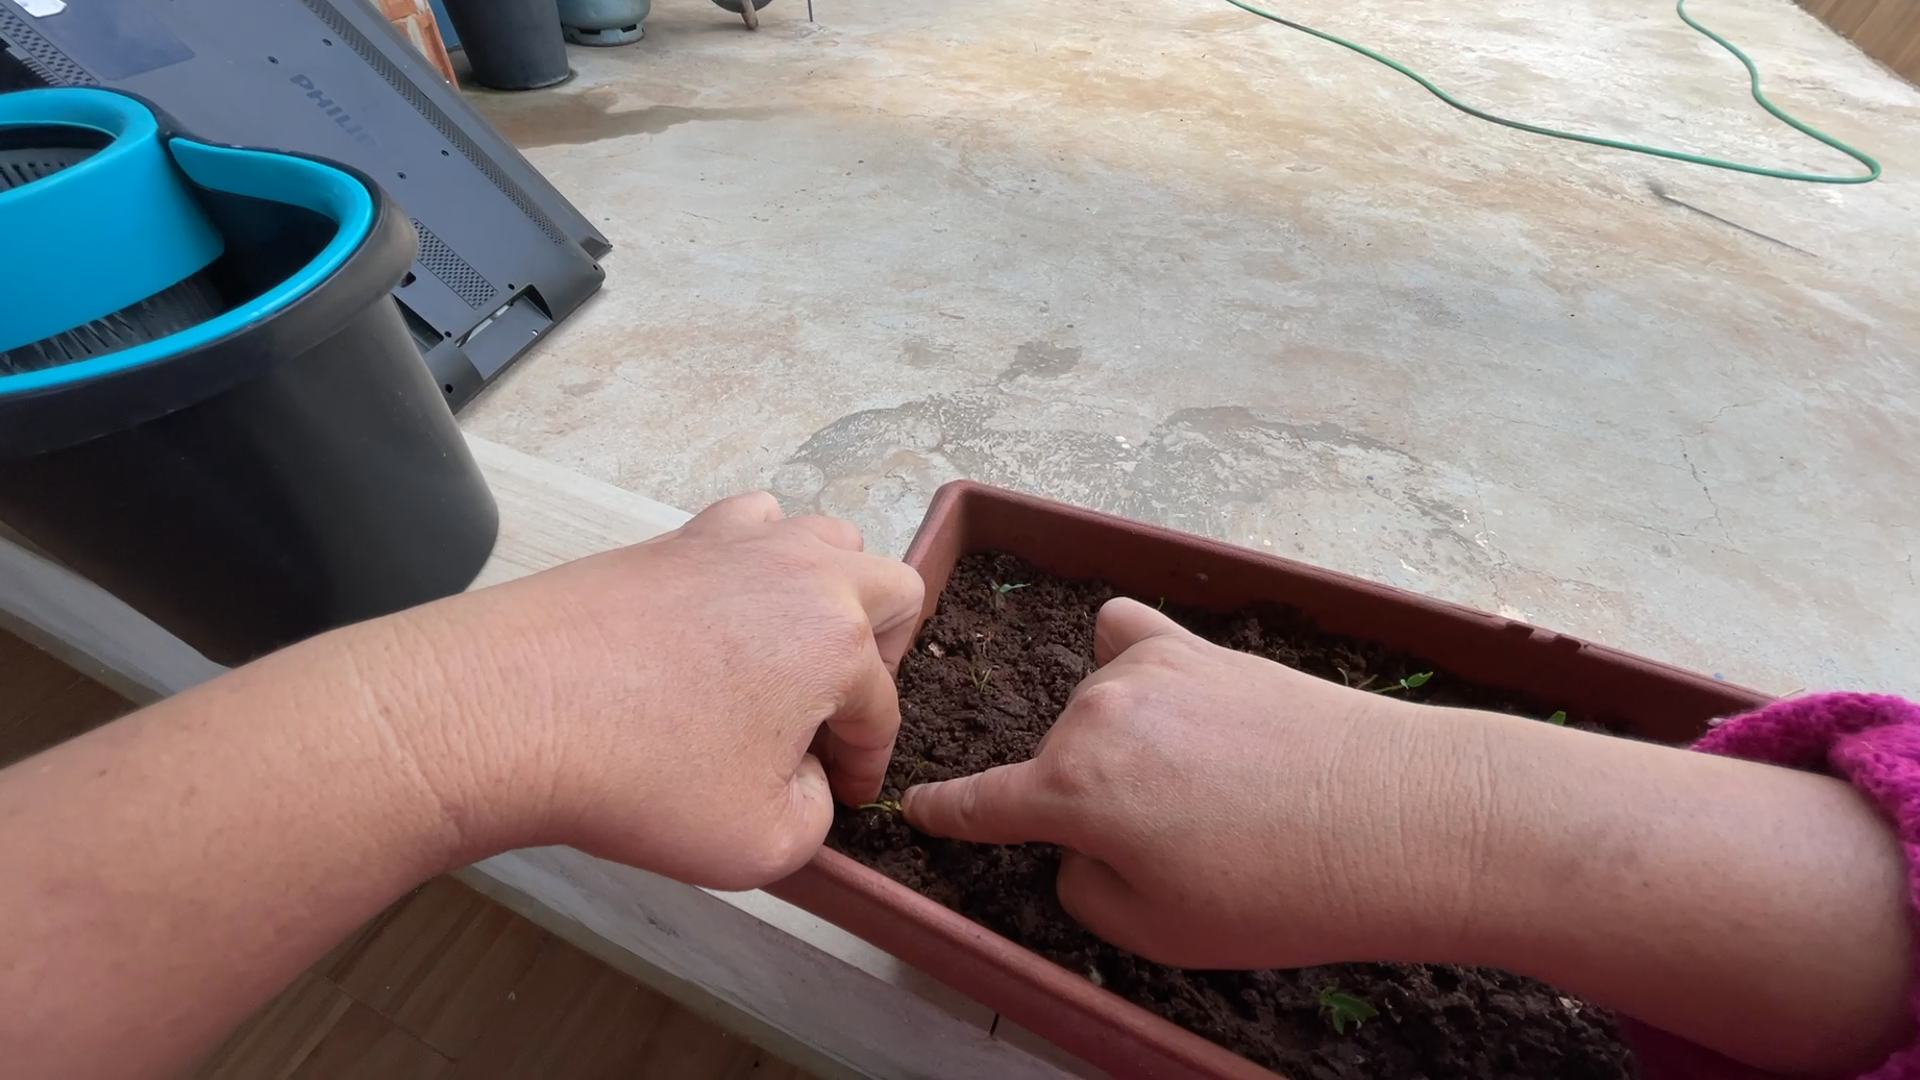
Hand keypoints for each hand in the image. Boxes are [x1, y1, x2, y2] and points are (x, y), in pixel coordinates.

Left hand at [363, 492, 923, 889]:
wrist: (504, 709)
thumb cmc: (643, 779)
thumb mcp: (761, 842)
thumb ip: (817, 812)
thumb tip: (807, 774)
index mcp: (840, 644)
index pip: (880, 710)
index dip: (868, 761)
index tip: (845, 792)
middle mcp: (809, 576)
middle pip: (896, 593)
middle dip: (884, 655)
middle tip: (837, 706)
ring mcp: (746, 544)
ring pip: (833, 541)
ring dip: (835, 594)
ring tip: (795, 645)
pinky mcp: (686, 533)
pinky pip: (756, 523)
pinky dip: (765, 555)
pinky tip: (735, 596)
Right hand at [900, 597, 1467, 968]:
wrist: (1409, 816)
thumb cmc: (1285, 891)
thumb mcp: (1161, 934)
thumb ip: (1086, 886)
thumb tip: (1079, 842)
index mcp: (1074, 789)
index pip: (982, 803)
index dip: (945, 813)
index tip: (917, 807)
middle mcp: (1092, 714)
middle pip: (1056, 765)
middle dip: (1086, 804)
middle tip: (1170, 842)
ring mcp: (1142, 668)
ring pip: (1090, 708)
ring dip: (1114, 744)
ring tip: (1190, 775)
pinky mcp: (1191, 643)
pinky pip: (1125, 635)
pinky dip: (1126, 659)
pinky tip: (1161, 681)